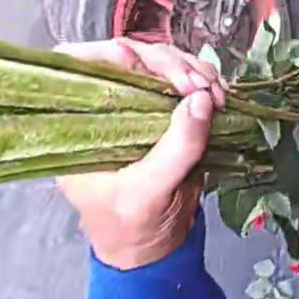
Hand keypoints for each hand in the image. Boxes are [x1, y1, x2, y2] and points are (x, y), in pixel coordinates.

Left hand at [54, 39, 226, 269]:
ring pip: (165, 63)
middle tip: (199, 86)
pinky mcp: (170, 109)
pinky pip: (189, 80)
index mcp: (78, 125)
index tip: (149, 67)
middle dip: (170, 63)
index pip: (78, 65)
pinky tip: (220, 95)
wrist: (157, 243)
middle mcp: (106, 106)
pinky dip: (208, 82)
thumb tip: (201, 99)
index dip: (112, 54)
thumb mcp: (148, 192)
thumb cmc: (132, 224)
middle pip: (133, 56)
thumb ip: (175, 149)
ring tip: (216, 94)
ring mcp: (140, 104)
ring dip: (196, 71)